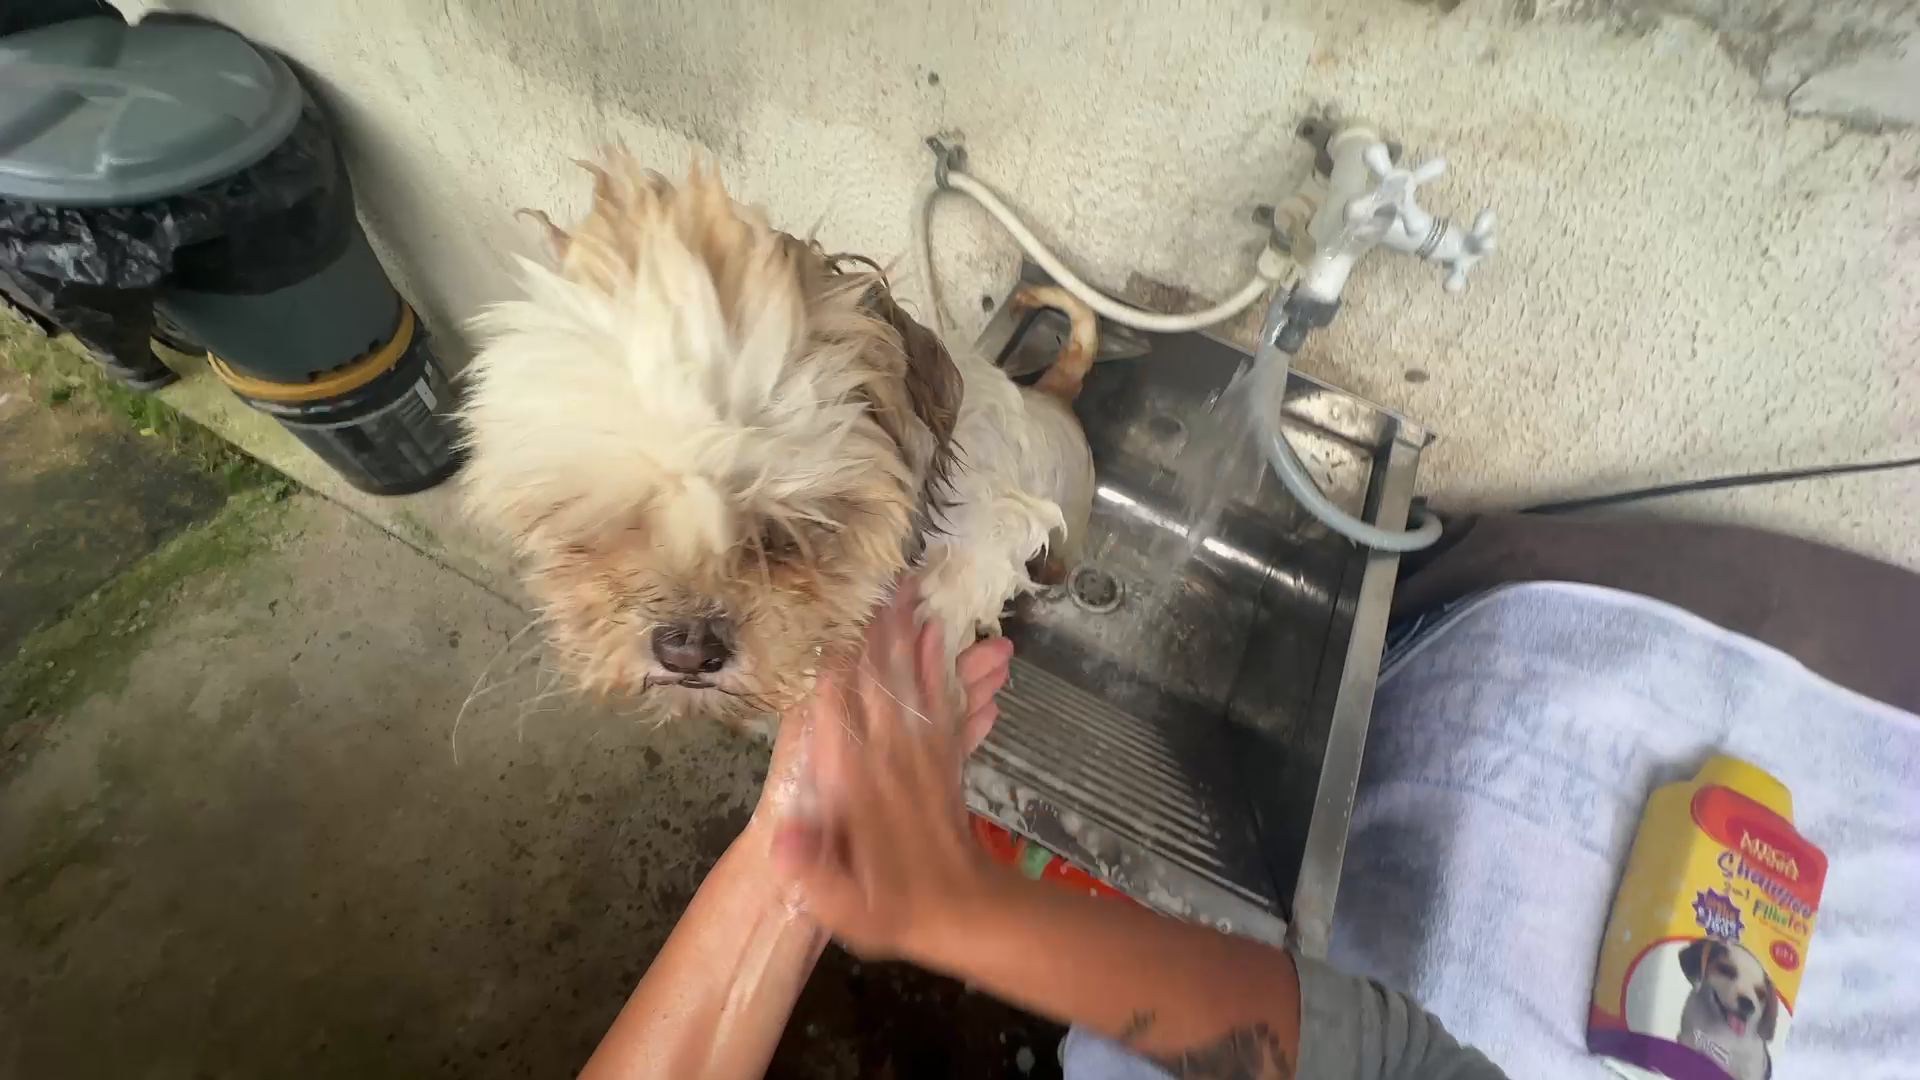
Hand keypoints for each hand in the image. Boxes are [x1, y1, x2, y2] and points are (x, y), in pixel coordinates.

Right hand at [770, 581, 1014, 959]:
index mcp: (858, 785)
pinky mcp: (946, 754)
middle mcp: (891, 755)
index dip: (833, 669)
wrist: (965, 910)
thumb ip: (812, 871)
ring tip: (914, 591)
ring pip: (915, 681)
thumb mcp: (845, 907)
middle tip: (887, 580)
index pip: (838, 714)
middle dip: (882, 631)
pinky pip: (943, 700)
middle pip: (883, 681)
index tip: (831, 623)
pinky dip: (942, 666)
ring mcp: (924, 750)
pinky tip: (943, 637)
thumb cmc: (894, 906)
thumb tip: (775, 838)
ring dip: (913, 635)